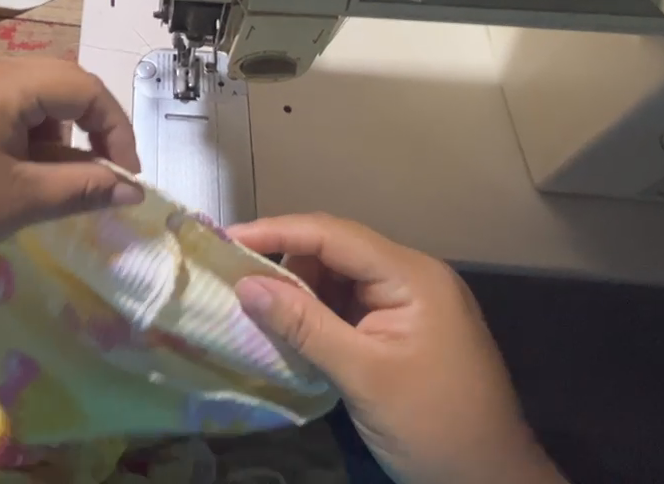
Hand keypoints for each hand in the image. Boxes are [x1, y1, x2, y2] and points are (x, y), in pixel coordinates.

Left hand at [0, 58, 142, 280]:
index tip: (125, 175)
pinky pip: (3, 103)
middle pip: (58, 83)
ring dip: (54, 133)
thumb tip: (133, 190)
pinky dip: (24, 133)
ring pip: (32, 94)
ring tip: (45, 182)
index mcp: (3, 80)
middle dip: (86, 128)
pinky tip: (13, 171)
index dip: (114, 128)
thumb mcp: (24, 200)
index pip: (82, 86)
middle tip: (96, 176)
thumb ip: (85, 187)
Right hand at [228, 215, 561, 483]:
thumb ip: (303, 326)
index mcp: (411, 276)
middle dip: (286, 263)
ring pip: (338, 276)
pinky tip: (293, 329)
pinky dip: (318, 312)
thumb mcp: (364, 378)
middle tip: (238, 280)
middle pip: (334, 250)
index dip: (277, 232)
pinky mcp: (404, 326)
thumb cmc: (435, 430)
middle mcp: (412, 276)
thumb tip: (244, 285)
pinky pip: (350, 302)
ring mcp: (410, 301)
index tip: (228, 239)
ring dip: (300, 291)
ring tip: (262, 309)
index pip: (332, 235)